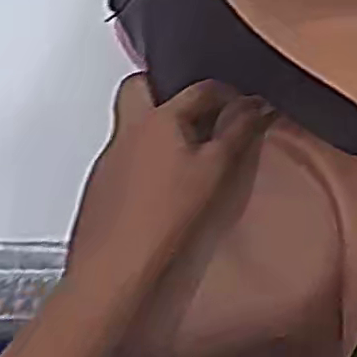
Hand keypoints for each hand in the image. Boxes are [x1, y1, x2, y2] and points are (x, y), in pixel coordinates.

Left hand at [65, 75, 268, 293]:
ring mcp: (107, 160)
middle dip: (167, 86)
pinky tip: (166, 182)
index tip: (245, 105)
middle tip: (196, 108)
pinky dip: (148, 154)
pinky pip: (127, 153)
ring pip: (133, 122)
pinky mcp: (99, 187)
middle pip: (139, 86)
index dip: (227, 91)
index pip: (198, 87)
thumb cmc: (168, 212)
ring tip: (190, 149)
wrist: (113, 271)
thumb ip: (238, 130)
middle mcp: (126, 131)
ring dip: (161, 126)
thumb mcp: (216, 167)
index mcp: (156, 118)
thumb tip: (257, 103)